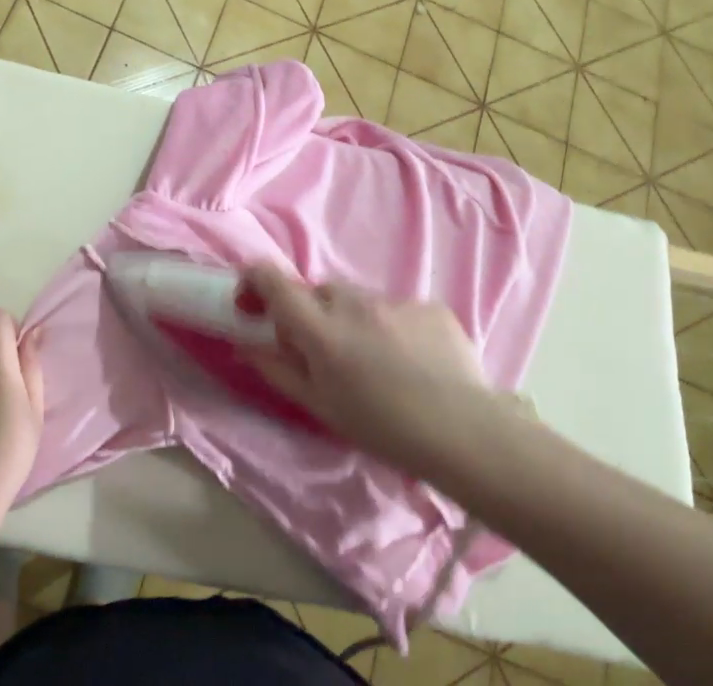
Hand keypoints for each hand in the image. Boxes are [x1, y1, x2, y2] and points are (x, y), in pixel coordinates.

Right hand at [240, 264, 501, 476]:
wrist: (465, 433)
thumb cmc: (382, 427)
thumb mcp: (319, 406)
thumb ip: (277, 369)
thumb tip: (247, 345)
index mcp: (320, 330)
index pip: (273, 280)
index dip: (255, 280)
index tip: (253, 302)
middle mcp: (354, 304)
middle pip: (318, 291)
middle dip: (312, 313)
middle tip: (323, 350)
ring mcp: (395, 301)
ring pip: (359, 300)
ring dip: (353, 320)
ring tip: (376, 361)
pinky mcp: (430, 307)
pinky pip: (397, 309)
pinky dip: (392, 327)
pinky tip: (411, 361)